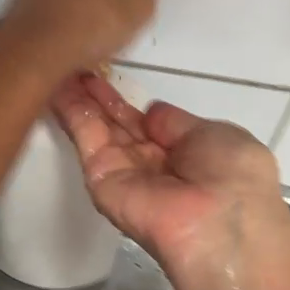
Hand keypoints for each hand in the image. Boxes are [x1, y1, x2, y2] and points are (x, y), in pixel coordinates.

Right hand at [51, 72, 289, 268]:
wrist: (218, 226)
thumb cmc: (233, 177)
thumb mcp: (218, 134)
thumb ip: (179, 123)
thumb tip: (151, 112)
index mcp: (185, 153)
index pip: (147, 122)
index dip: (128, 100)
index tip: (107, 73)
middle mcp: (151, 163)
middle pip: (118, 124)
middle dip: (97, 95)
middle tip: (72, 63)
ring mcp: (123, 172)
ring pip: (97, 129)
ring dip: (78, 99)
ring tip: (55, 67)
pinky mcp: (100, 179)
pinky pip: (85, 140)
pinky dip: (71, 113)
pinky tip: (55, 87)